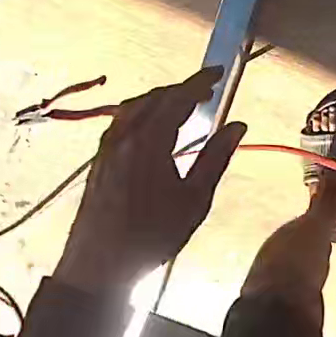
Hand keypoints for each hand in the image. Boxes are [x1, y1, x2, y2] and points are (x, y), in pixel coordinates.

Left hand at [54, 67, 247, 293]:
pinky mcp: (100, 158)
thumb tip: (238, 125)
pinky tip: (154, 126)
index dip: (199, 82)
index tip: (218, 71)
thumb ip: (215, 158)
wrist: (97, 265)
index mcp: (148, 140)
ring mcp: (107, 146)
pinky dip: (144, 112)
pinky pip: (123, 120)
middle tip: (207, 90)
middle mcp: (124, 134)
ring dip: (161, 99)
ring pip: (135, 107)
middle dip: (182, 89)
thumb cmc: (151, 236)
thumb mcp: (193, 200)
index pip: (176, 98)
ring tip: (185, 105)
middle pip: (155, 98)